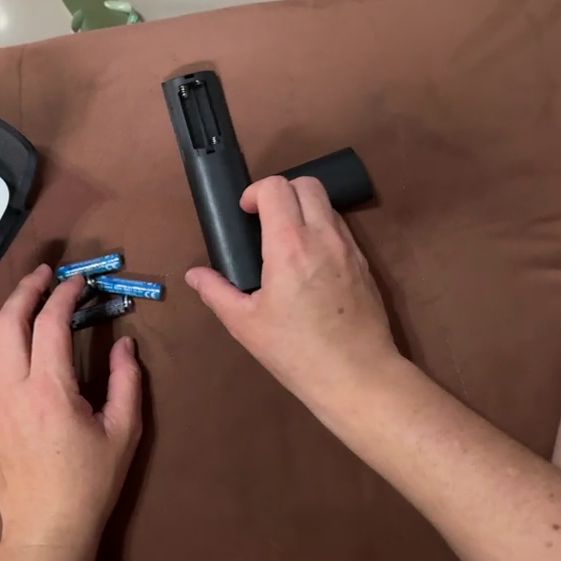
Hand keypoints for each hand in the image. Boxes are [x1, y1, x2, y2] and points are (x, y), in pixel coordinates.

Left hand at [0, 265, 142, 555]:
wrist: (43, 531)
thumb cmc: (89, 484)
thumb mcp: (123, 432)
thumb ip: (127, 382)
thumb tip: (125, 344)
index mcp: (48, 390)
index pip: (50, 323)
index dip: (65, 295)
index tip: (80, 280)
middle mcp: (13, 389)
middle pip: (8, 323)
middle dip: (26, 290)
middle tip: (46, 273)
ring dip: (13, 312)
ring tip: (34, 295)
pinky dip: (8, 337)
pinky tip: (25, 336)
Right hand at [184, 176, 400, 407]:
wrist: (359, 376)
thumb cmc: (297, 352)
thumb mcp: (245, 324)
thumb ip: (216, 292)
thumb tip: (195, 275)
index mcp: (289, 246)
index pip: (276, 188)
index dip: (255, 192)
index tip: (246, 214)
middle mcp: (323, 236)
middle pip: (306, 183)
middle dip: (282, 192)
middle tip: (265, 221)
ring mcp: (349, 248)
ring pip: (327, 203)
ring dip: (304, 209)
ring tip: (288, 241)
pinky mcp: (365, 263)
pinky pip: (342, 228)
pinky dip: (323, 229)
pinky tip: (311, 262)